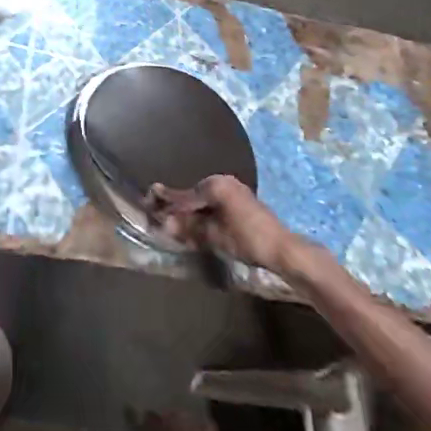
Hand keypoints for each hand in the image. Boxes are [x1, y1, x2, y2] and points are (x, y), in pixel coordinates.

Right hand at [147, 175, 301, 272]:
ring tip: (176, 222)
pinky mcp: (241, 201)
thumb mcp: (214, 235)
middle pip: (193, 195)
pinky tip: (197, 223)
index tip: (148, 200)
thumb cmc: (247, 239)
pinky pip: (215, 203)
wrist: (282, 249)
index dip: (166, 201)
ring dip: (191, 211)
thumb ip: (189, 227)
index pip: (184, 195)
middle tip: (160, 215)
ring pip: (204, 200)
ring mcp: (234, 190)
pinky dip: (204, 212)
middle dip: (178, 206)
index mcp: (216, 185)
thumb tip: (165, 223)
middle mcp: (224, 181)